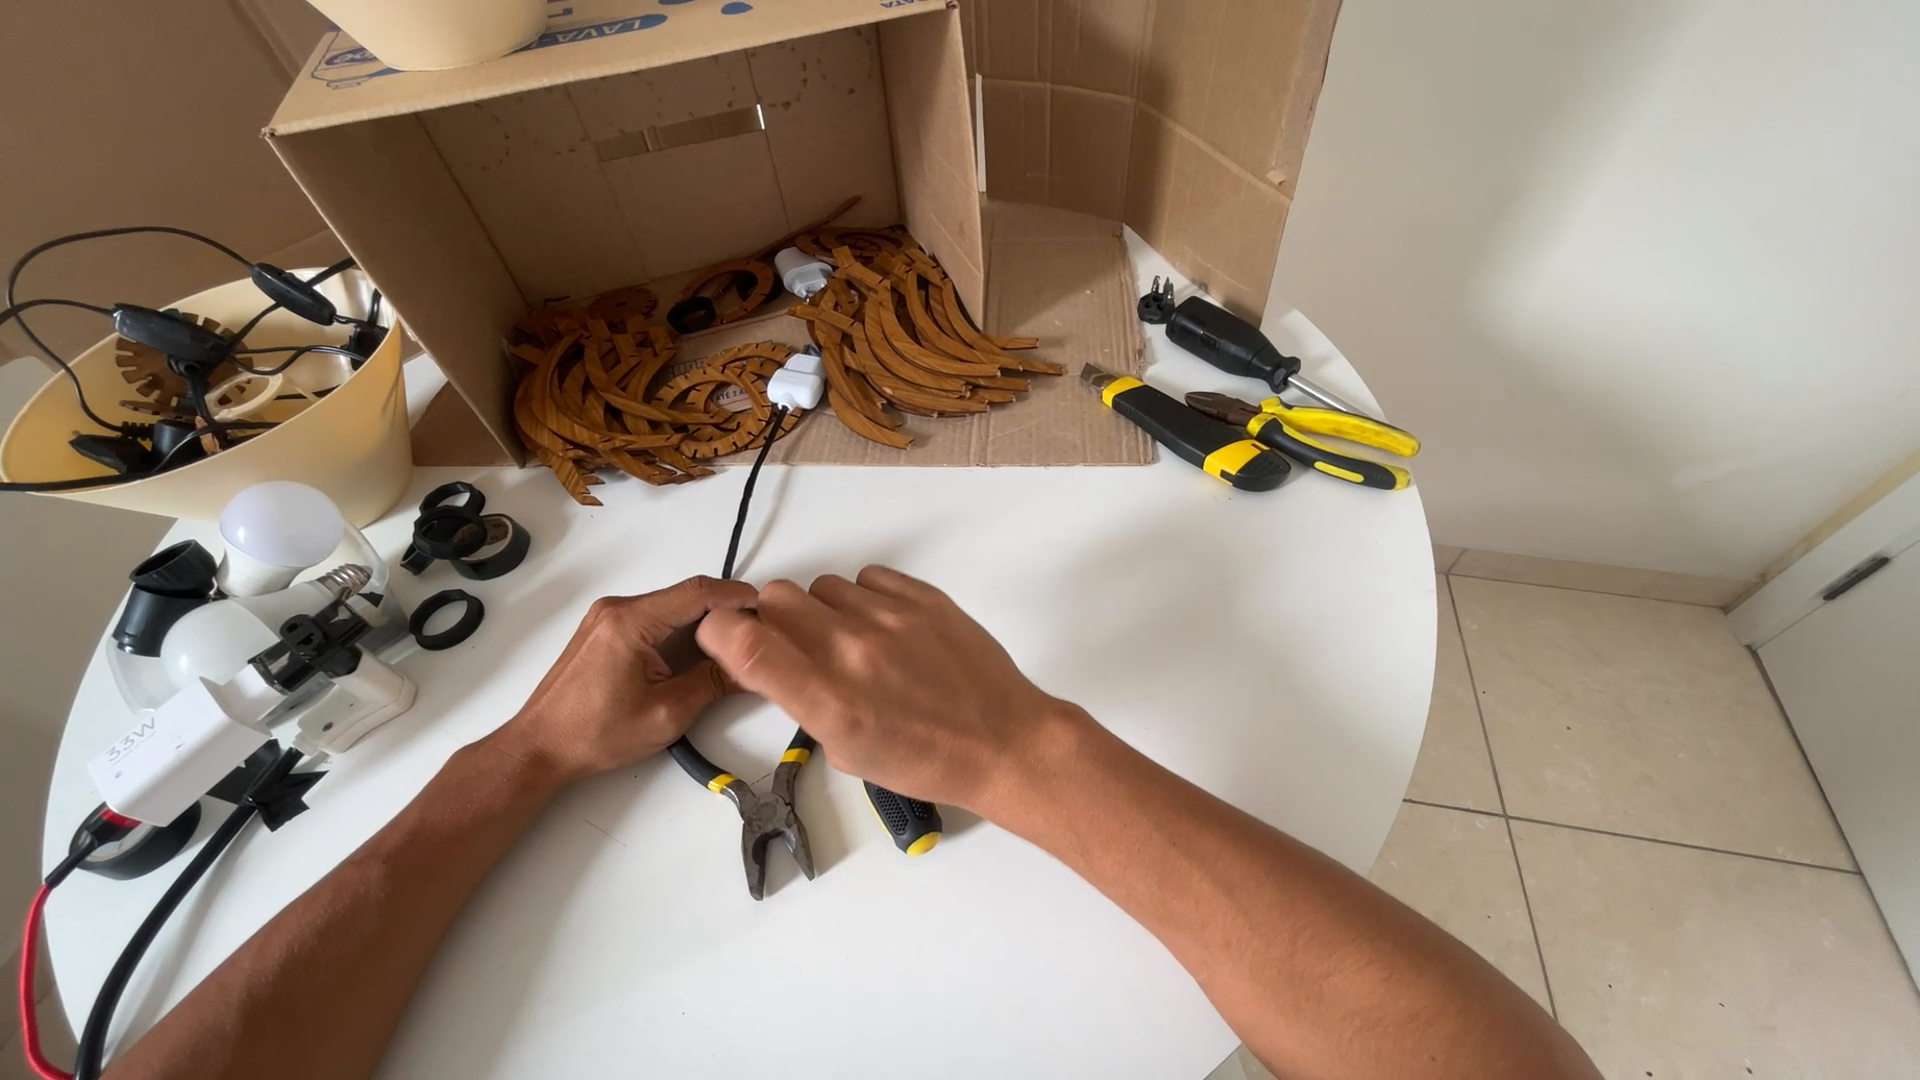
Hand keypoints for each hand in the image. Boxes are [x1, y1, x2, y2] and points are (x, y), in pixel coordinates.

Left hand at [495, 575, 757, 782]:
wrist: (538, 749)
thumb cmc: (596, 733)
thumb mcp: (667, 713)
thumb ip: (714, 683)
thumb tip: (753, 668)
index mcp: (630, 621)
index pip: (696, 592)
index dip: (736, 595)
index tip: (766, 607)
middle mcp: (617, 608)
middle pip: (685, 596)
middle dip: (724, 611)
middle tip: (756, 633)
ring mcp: (607, 617)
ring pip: (671, 607)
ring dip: (703, 622)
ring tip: (733, 647)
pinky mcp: (605, 630)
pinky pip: (655, 618)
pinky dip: (681, 630)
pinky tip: (698, 654)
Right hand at [695, 566, 1087, 812]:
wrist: (1001, 740)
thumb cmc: (924, 760)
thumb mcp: (847, 751)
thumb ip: (803, 701)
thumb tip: (775, 660)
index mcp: (829, 700)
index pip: (744, 641)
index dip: (721, 632)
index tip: (729, 639)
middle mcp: (854, 649)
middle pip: (776, 597)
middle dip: (774, 620)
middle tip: (801, 647)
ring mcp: (892, 616)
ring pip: (822, 585)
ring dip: (823, 610)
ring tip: (854, 640)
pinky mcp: (925, 597)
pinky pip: (868, 577)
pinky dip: (864, 597)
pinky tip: (885, 626)